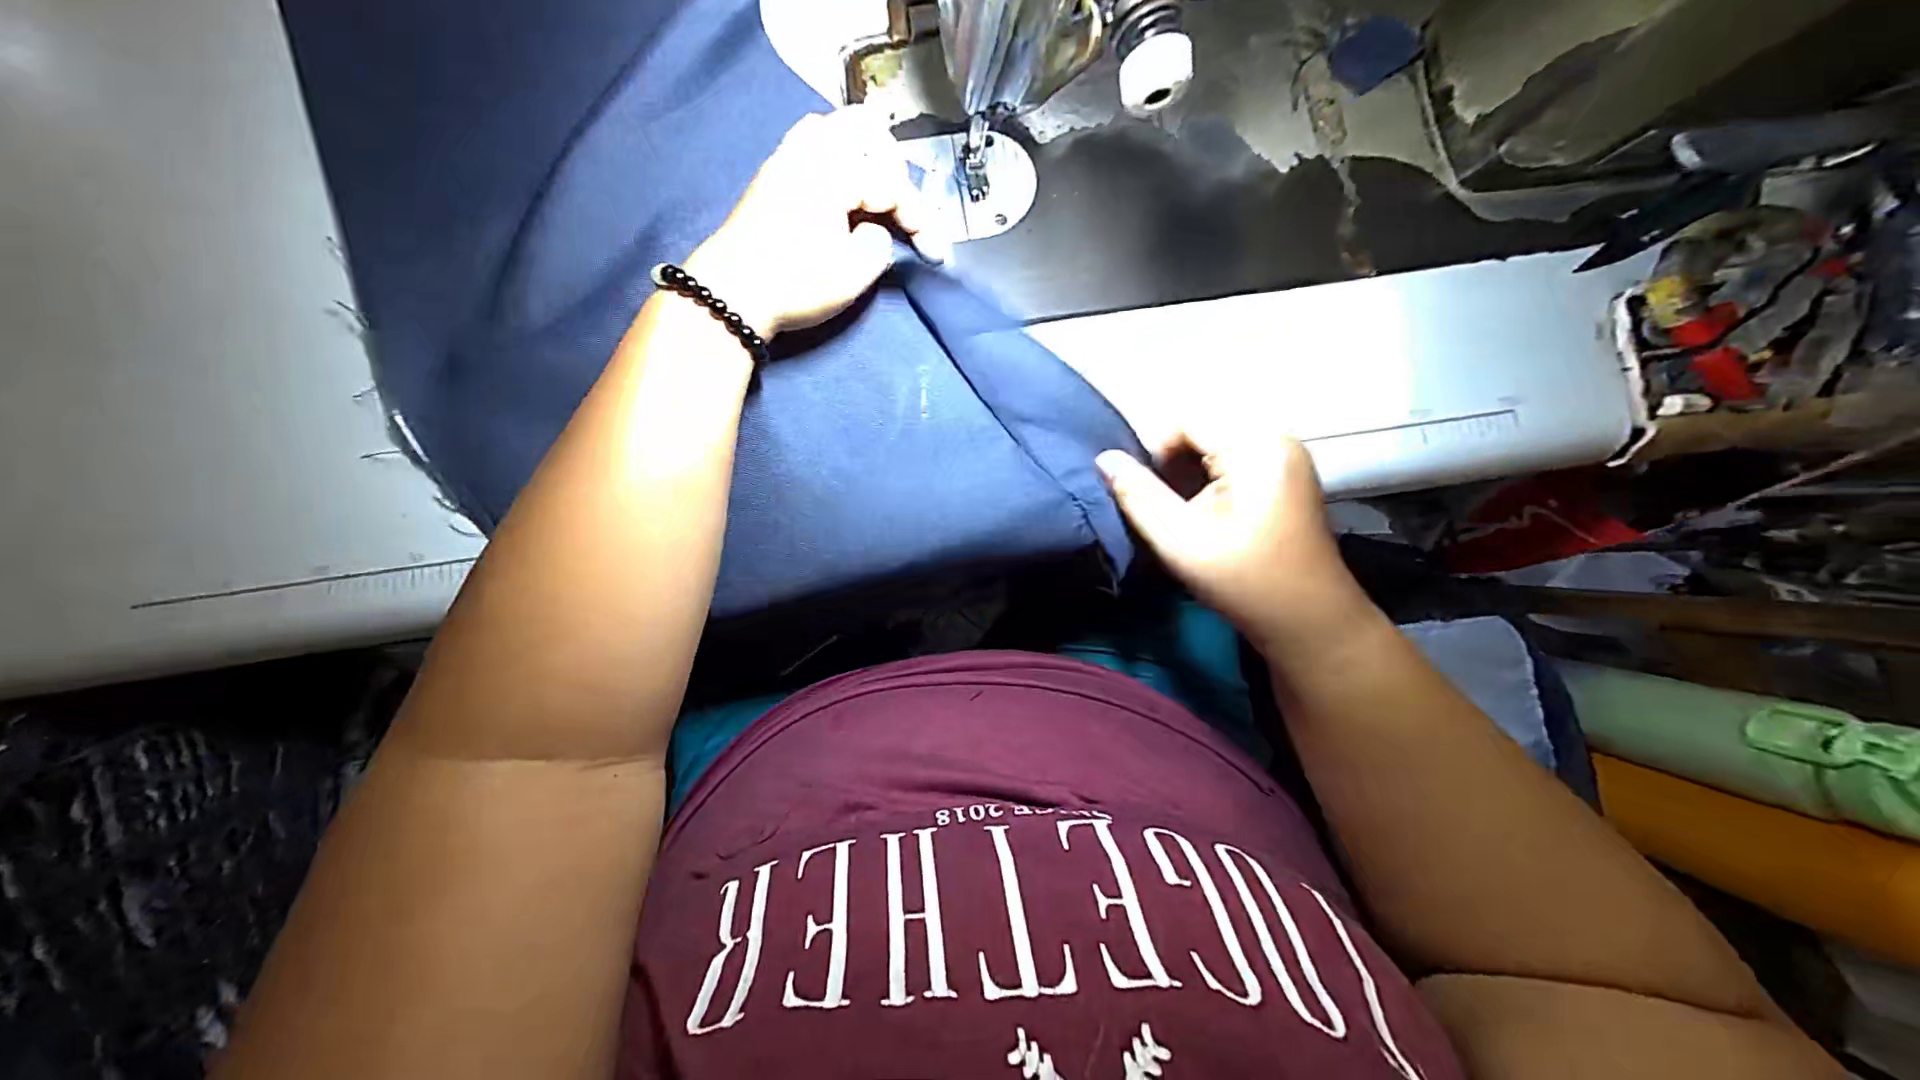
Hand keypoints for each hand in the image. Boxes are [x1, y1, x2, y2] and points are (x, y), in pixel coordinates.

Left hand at [682, 105, 947, 339]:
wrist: (730, 294)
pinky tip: (844, 188)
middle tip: (904, 213)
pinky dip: (838, 157)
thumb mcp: (854, 275)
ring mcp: (787, 157)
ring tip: (877, 193)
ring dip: (866, 156)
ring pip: (838, 128)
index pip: (892, 183)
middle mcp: (810, 150)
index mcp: (835, 170)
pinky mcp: (773, 173)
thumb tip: (874, 231)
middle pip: (869, 134)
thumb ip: (881, 244)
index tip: (933, 250)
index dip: (920, 218)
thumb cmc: (793, 284)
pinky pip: (814, 141)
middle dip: (896, 173)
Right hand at [1096, 434, 1381, 662]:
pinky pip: (1235, 458)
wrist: (1309, 621)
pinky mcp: (1287, 475)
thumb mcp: (1179, 539)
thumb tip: (1103, 459)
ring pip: (1215, 444)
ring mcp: (1286, 456)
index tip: (1145, 495)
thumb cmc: (1244, 581)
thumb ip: (1137, 494)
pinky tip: (1208, 514)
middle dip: (1172, 463)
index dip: (1153, 453)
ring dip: (1189, 472)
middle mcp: (1276, 439)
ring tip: (1185, 513)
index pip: (1184, 421)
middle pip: (1201, 428)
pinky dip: (1211, 478)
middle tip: (1164, 508)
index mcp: (1255, 446)